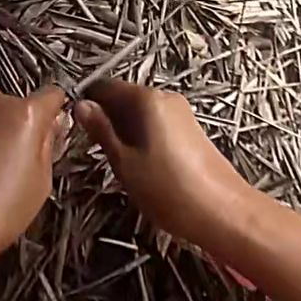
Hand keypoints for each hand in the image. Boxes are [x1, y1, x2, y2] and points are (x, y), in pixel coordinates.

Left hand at [0, 87, 70, 275]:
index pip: (52, 94)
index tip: (53, 129)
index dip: (56, 111)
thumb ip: (48, 145)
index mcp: (26, 114)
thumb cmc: (0, 210)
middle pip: (19, 105)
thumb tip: (49, 127)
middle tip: (19, 160)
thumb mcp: (42, 182)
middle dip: (22, 125)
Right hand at [73, 79, 258, 247]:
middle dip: (107, 117)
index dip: (88, 101)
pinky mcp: (190, 130)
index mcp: (147, 99)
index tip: (74, 123)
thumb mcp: (125, 163)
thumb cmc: (170, 189)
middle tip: (93, 148)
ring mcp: (181, 113)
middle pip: (125, 97)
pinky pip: (156, 124)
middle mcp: (165, 98)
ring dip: (124, 130)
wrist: (226, 215)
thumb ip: (101, 131)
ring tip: (117, 162)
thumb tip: (81, 106)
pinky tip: (141, 166)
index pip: (107, 86)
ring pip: (141, 113)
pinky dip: (143, 138)